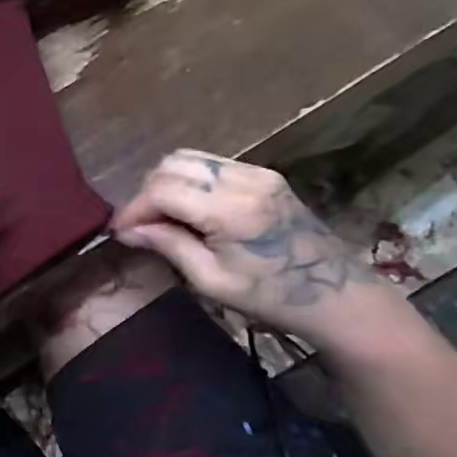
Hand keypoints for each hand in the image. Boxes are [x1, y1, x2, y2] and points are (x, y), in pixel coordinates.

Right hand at [111, 150, 403, 347]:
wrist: (336, 294)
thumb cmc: (270, 297)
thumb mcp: (211, 280)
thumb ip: (168, 245)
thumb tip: (126, 231)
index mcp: (230, 210)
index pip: (162, 190)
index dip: (134, 208)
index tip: (120, 232)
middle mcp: (243, 180)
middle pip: (172, 164)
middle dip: (147, 192)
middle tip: (140, 225)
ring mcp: (257, 173)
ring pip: (190, 159)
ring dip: (166, 183)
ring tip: (161, 217)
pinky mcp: (264, 175)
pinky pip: (212, 165)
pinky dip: (189, 181)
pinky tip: (188, 210)